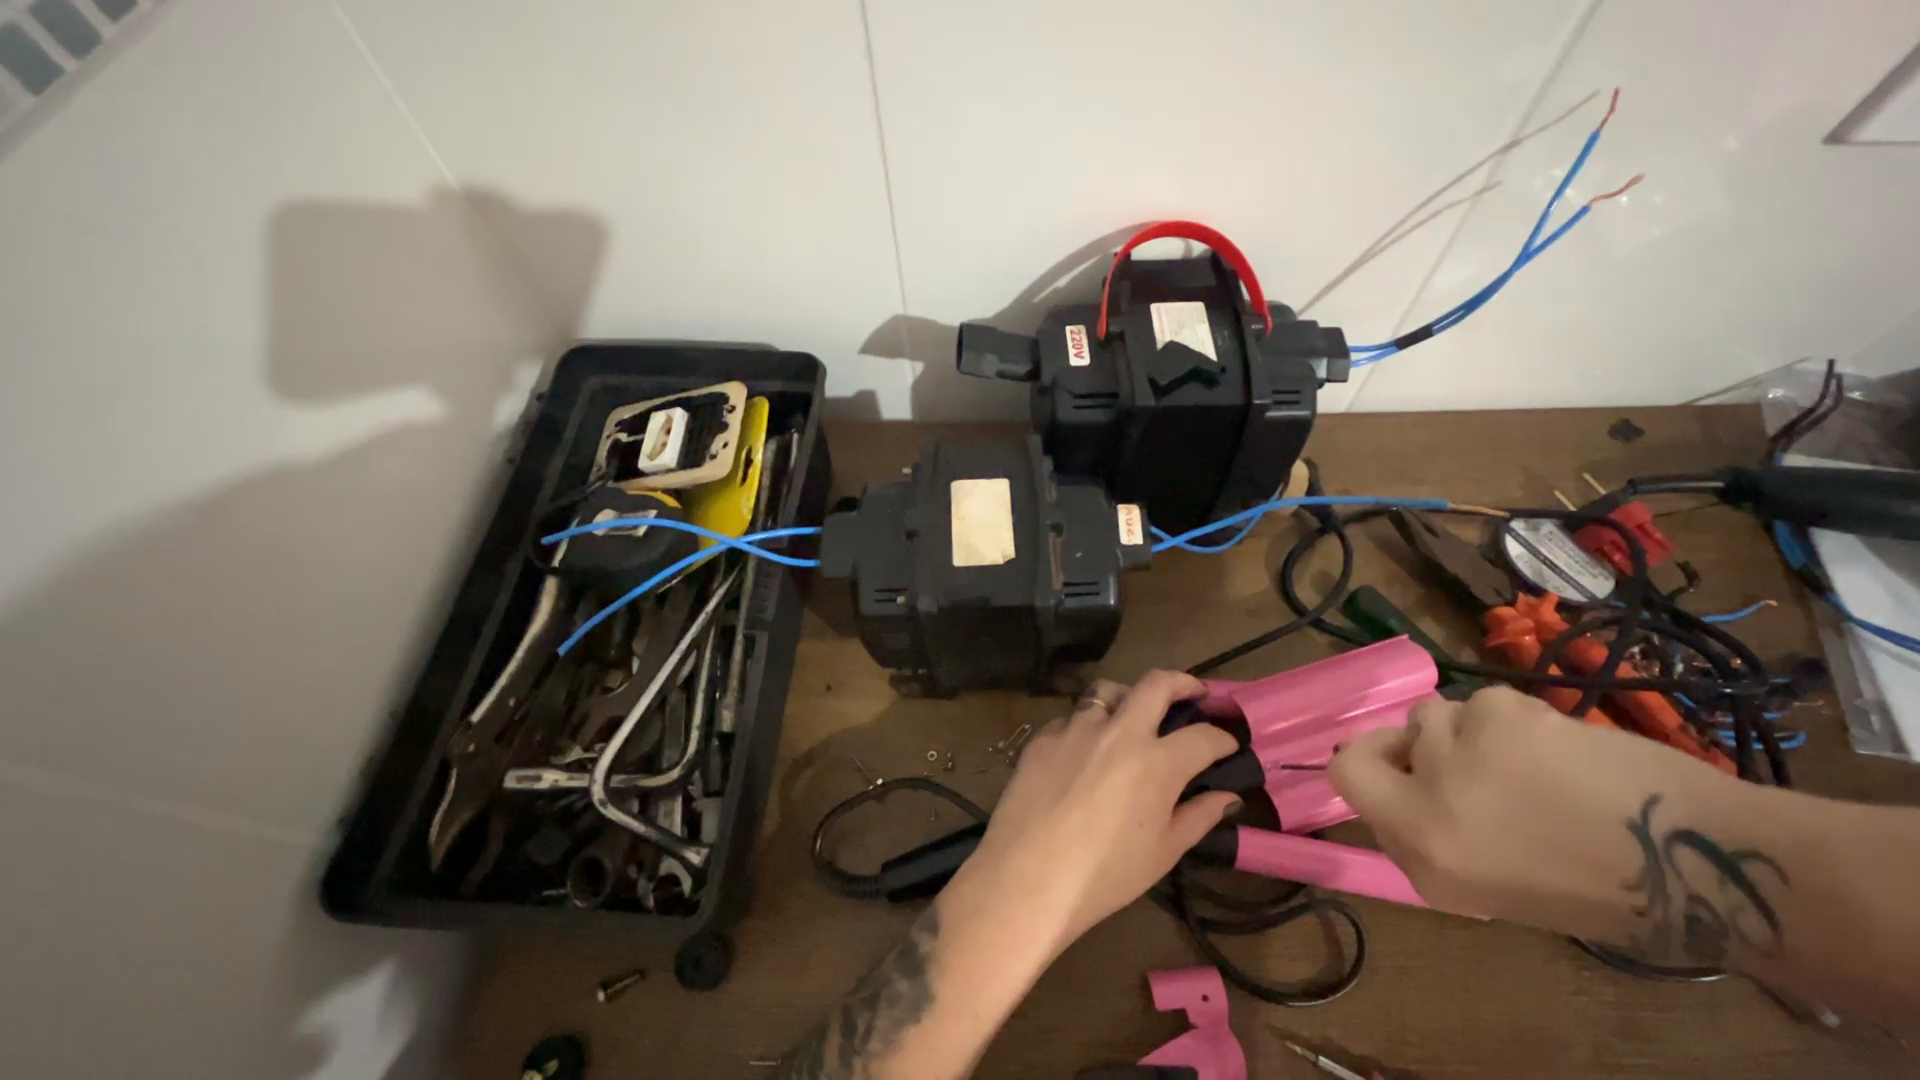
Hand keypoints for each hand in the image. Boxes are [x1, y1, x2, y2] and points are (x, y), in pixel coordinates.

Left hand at [941, 671, 1240, 958]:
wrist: (1027, 877)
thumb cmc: (1105, 875)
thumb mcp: (1163, 852)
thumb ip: (1199, 817)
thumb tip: (1227, 796)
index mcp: (1157, 762)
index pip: (1204, 736)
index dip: (1223, 738)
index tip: (1227, 746)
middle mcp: (1119, 732)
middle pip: (1157, 683)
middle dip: (1183, 683)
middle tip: (1194, 694)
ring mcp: (1076, 728)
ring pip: (1107, 690)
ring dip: (1128, 696)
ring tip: (1133, 713)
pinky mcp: (1042, 737)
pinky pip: (1071, 718)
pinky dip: (1086, 725)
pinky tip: (1085, 748)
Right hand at [1329, 686, 1741, 941]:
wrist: (1691, 857)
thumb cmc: (1587, 892)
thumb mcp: (1478, 890)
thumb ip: (1421, 837)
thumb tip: (1400, 790)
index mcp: (1421, 842)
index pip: (1345, 770)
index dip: (1364, 761)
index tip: (1395, 768)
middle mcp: (1429, 788)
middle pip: (1394, 736)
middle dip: (1426, 749)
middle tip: (1478, 774)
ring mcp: (1467, 745)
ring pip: (1442, 714)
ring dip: (1470, 733)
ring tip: (1529, 764)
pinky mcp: (1508, 711)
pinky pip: (1486, 704)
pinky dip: (1511, 722)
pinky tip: (1555, 751)